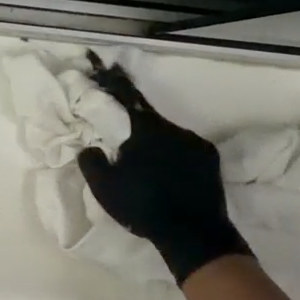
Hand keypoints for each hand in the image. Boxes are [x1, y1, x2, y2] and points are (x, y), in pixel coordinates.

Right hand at [77, 54, 249, 283]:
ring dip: (155, 140)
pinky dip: (173, 153)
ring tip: (146, 159)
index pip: (126, 97)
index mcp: (145, 130)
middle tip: (122, 129)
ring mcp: (194, 142)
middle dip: (133, 119)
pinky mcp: (210, 158)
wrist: (193, 234)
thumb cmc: (144, 206)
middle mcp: (172, 128)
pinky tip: (168, 170)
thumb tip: (89, 146)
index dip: (113, 81)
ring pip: (167, 133)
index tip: (105, 65)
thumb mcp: (104, 187)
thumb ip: (91, 161)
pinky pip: (184, 148)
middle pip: (147, 116)